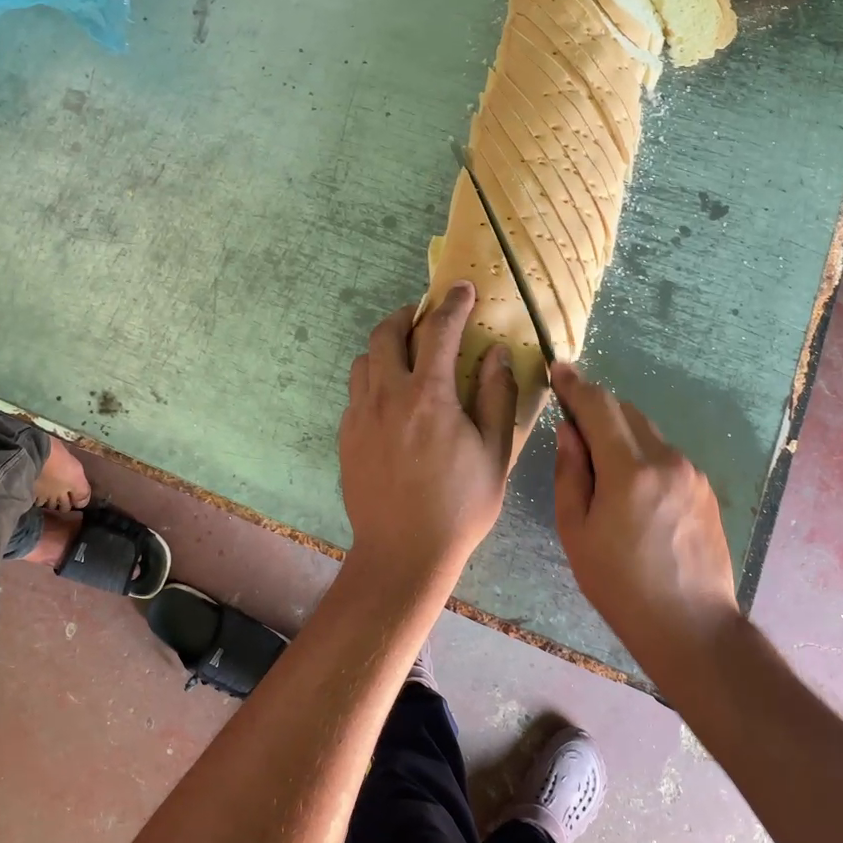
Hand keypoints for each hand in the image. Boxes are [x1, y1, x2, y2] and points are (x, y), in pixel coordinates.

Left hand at [338, 282, 518, 582]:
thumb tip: (495, 354)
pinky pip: (356, 392)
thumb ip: (496, 397)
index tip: (463, 289)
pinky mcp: (347, 436)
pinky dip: (374, 380)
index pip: (439, 331)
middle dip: (408, 315)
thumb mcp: (494, 454)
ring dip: (386, 348)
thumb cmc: (459, 507)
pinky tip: (392, 400)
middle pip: (386, 333)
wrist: (402, 554)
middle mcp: (387, 396)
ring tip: (408, 358)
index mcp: (428, 397)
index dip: (452, 304)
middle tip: (426, 318)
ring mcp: (360, 416)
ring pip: (364, 360)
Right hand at [551, 364, 739, 677]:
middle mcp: (666, 460)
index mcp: (629, 470)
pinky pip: (666, 455)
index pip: (598, 407)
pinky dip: (642, 453)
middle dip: (597, 406)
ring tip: (599, 461)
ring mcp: (692, 473)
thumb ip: (570, 472)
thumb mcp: (577, 531)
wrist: (691, 626)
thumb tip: (569, 430)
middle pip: (626, 412)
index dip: (575, 385)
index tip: (558, 368)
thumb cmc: (619, 585)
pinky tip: (630, 486)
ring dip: (621, 431)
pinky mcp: (705, 489)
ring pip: (648, 432)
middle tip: (571, 417)